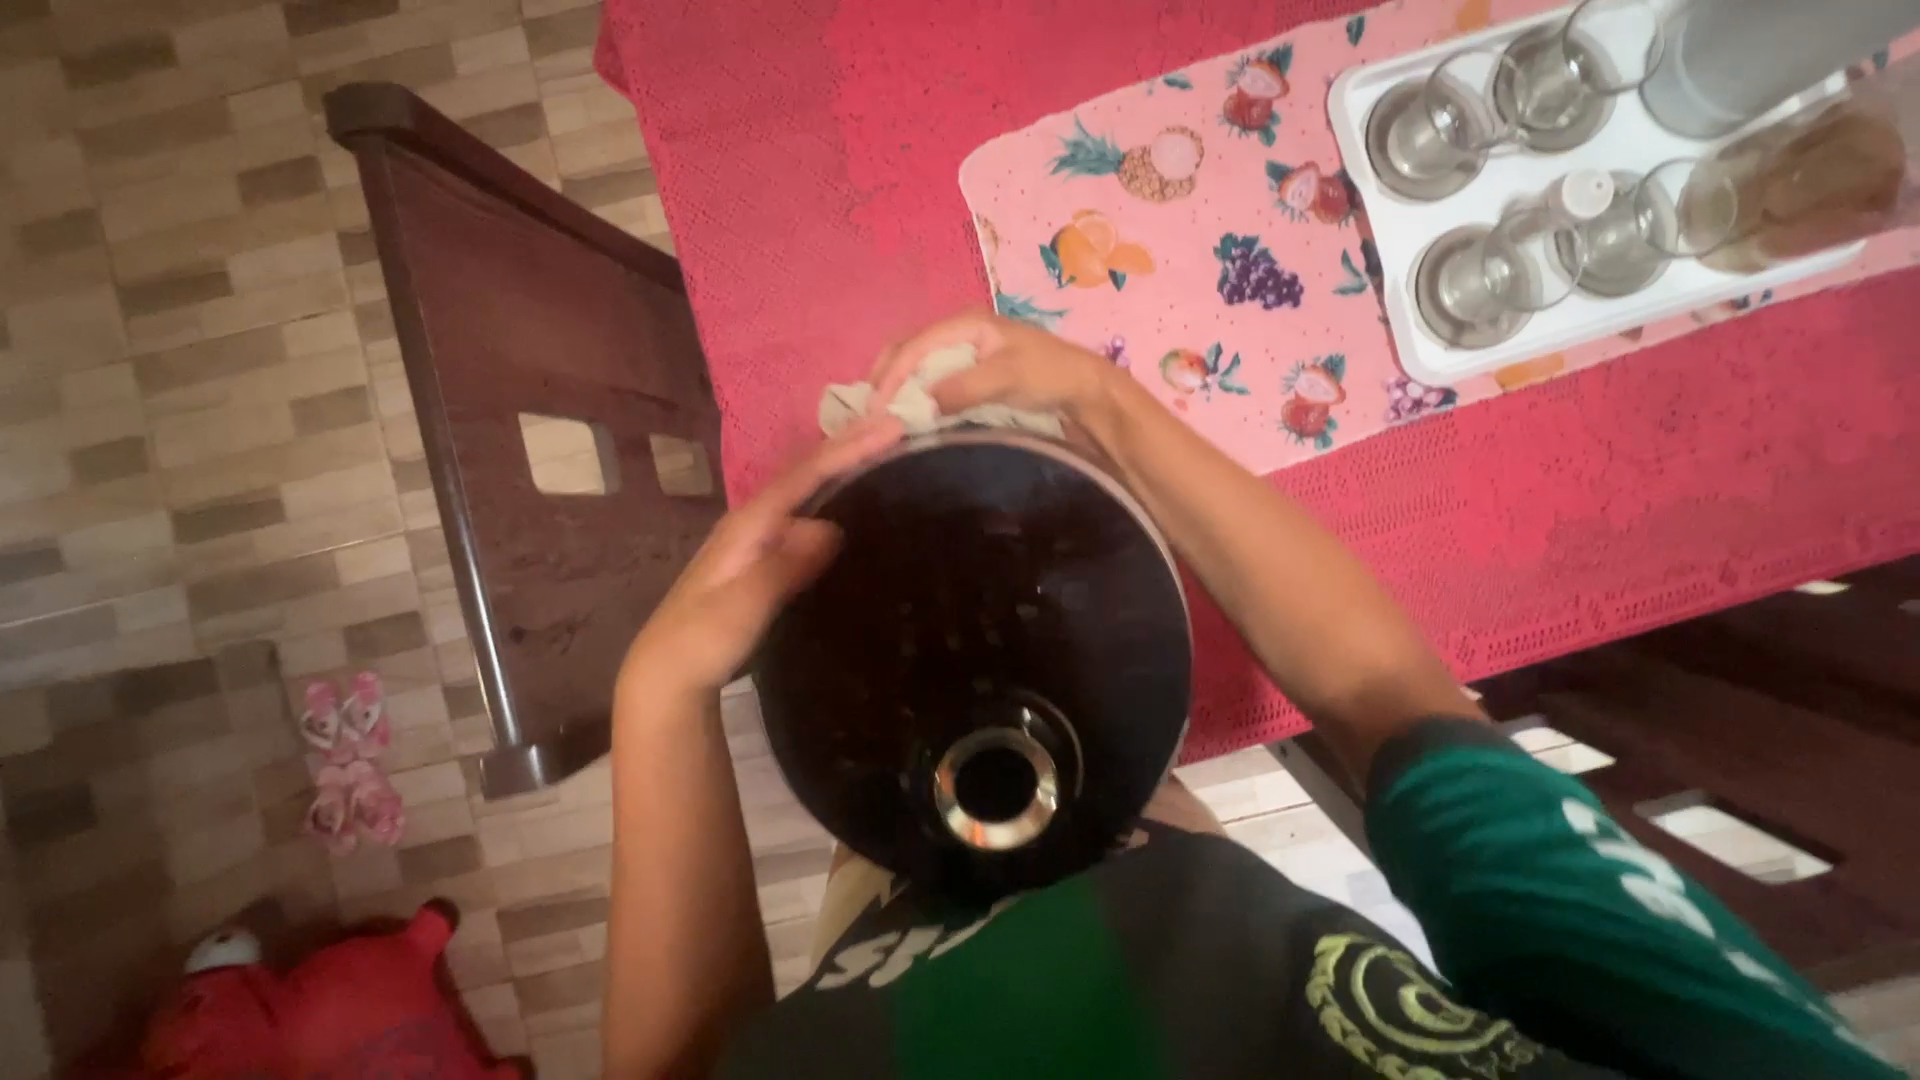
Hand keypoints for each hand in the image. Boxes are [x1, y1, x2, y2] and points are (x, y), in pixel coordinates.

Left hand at [616, 415, 904, 706]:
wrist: (668, 673)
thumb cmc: (701, 642)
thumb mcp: (742, 607)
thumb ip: (782, 567)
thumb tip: (831, 528)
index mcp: (748, 524)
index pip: (804, 475)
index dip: (847, 449)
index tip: (891, 427)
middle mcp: (752, 521)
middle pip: (804, 472)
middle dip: (848, 445)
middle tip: (896, 424)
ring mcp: (756, 538)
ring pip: (804, 489)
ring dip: (840, 464)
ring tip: (880, 447)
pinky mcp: (763, 557)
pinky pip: (804, 511)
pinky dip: (830, 494)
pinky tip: (848, 498)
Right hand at [868, 311, 1116, 423]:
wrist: (1082, 385)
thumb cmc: (1048, 375)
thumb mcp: (1009, 379)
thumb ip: (966, 387)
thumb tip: (923, 401)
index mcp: (965, 322)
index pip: (914, 346)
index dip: (891, 377)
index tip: (876, 410)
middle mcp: (957, 329)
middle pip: (905, 348)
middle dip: (883, 378)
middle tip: (868, 414)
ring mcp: (960, 347)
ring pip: (912, 361)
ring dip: (893, 385)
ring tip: (879, 415)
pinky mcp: (965, 366)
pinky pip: (926, 374)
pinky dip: (909, 390)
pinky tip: (904, 411)